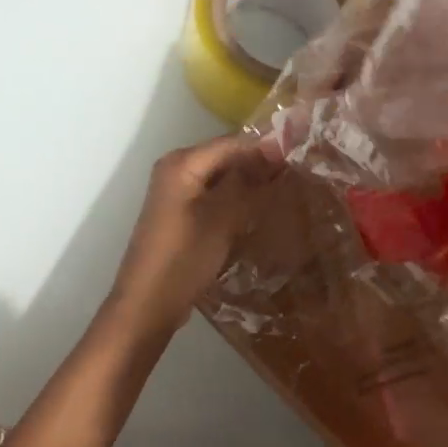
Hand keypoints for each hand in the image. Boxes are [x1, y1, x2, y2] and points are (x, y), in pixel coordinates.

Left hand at [106, 135, 281, 337]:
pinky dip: (234, 200)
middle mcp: (176, 168)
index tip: (299, 155)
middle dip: (258, 165)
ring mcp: (176, 192)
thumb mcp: (222, 218)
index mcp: (182, 162)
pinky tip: (258, 211)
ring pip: (220, 178)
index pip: (231, 142)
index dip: (265, 148)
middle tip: (296, 173)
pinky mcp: (180, 214)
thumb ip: (248, 183)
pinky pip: (213, 196)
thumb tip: (275, 154)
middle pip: (225, 157)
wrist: (148, 304)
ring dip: (248, 183)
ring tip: (285, 189)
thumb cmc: (184, 256)